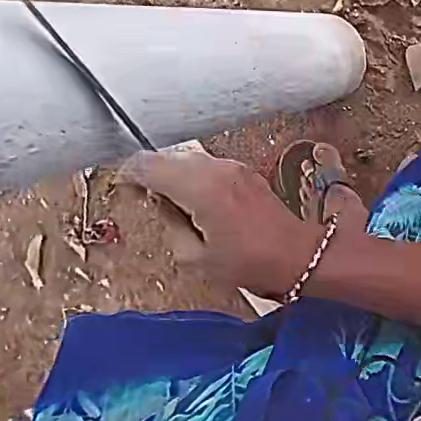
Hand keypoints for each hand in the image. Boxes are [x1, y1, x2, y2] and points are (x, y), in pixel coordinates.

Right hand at [118, 150, 321, 295]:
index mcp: (199, 187)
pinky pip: (208, 166)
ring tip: (172, 205)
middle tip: (144, 200)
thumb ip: (170, 224)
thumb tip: (160, 204)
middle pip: (168, 158)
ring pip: (188, 159)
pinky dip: (194, 177)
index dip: (129, 175)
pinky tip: (196, 202)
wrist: (297, 255)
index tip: (123, 190)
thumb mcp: (195, 257)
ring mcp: (233, 167)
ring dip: (174, 174)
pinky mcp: (244, 171)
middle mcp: (216, 168)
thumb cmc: (247, 263)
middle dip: (151, 174)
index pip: (149, 165)